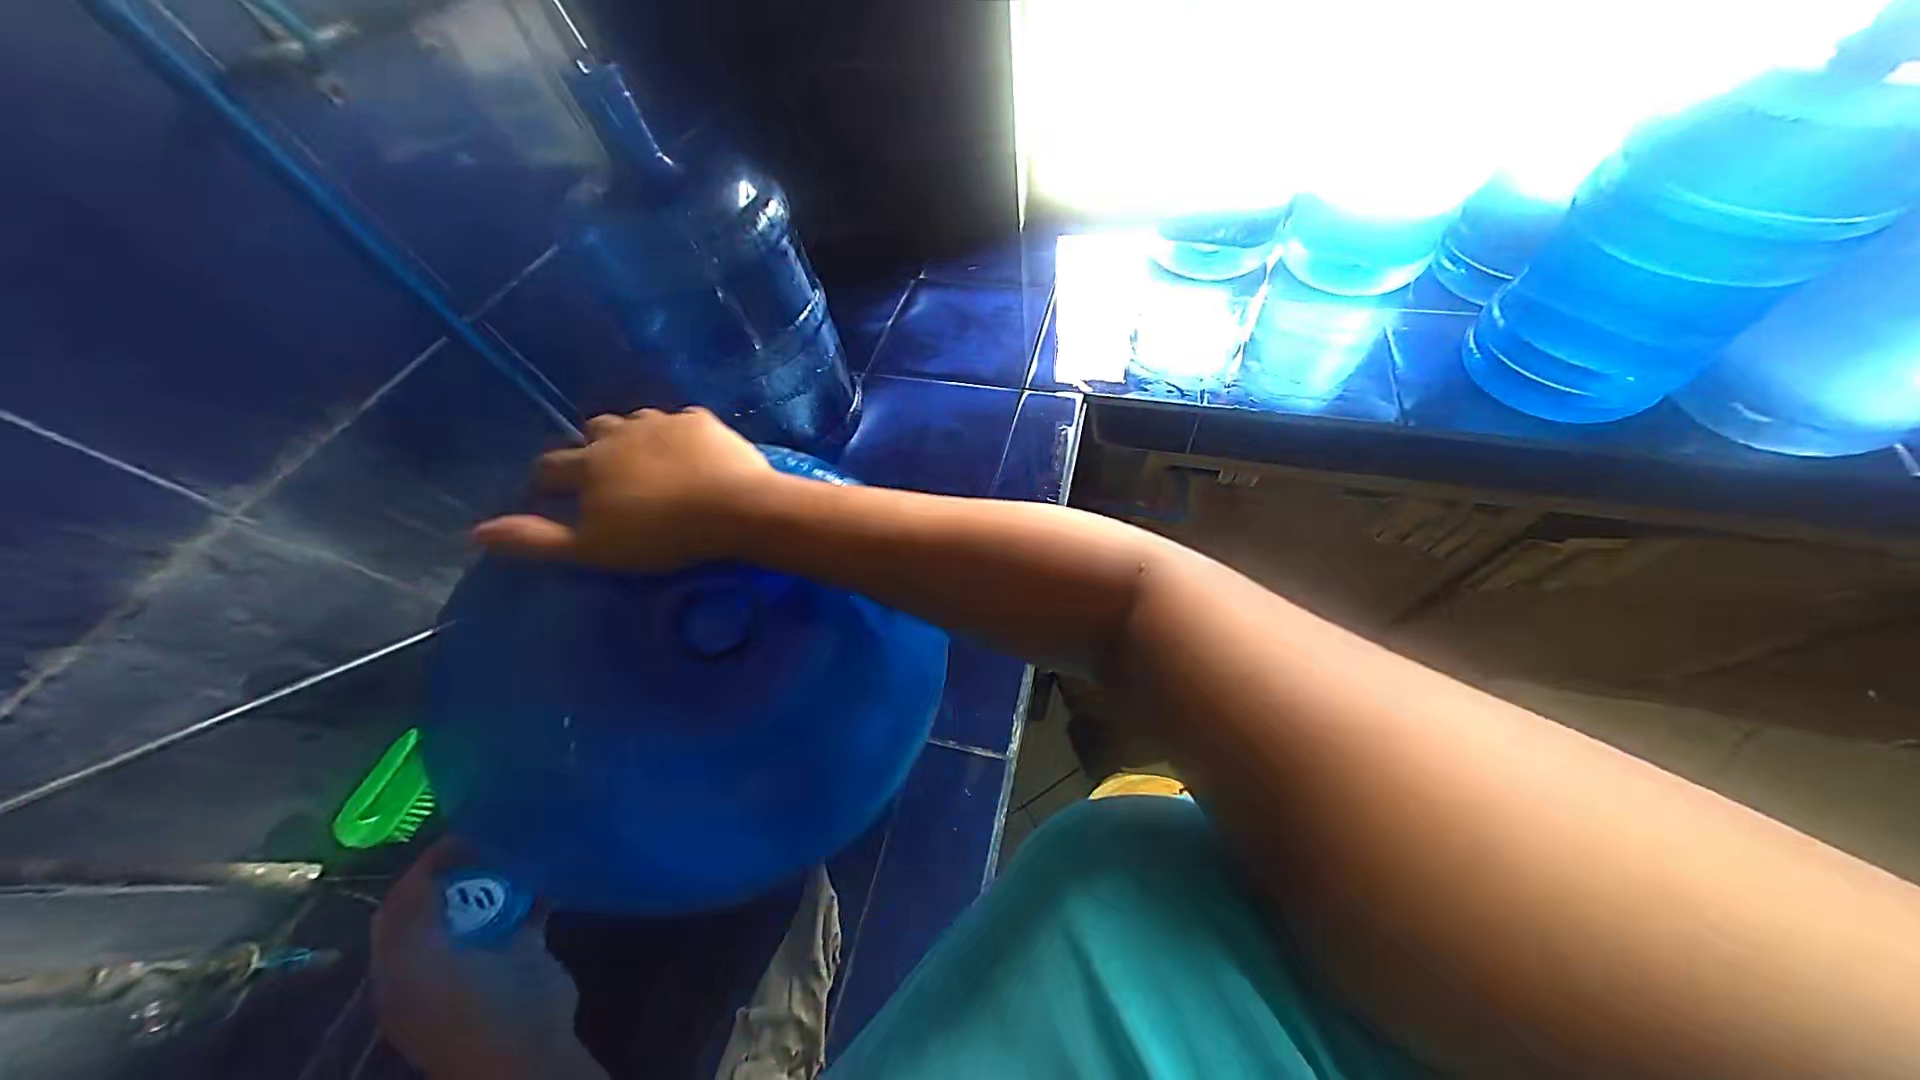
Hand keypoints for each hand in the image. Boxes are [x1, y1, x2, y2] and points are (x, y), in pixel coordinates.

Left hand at [371, 840, 605, 1079]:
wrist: (526, 1045)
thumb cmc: (468, 1008)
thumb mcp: (422, 964)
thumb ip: (413, 917)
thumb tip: (422, 868)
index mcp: (403, 965)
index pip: (400, 907)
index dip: (422, 870)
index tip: (458, 835)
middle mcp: (438, 957)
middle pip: (447, 900)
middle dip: (467, 866)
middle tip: (496, 832)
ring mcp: (484, 955)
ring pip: (489, 901)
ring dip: (504, 874)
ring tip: (526, 841)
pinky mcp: (524, 951)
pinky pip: (527, 909)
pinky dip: (538, 888)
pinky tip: (554, 866)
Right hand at [474, 407, 776, 572]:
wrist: (736, 508)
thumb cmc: (663, 535)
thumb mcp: (595, 548)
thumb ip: (538, 539)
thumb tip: (476, 532)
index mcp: (590, 463)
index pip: (550, 466)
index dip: (546, 481)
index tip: (550, 495)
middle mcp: (621, 432)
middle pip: (594, 431)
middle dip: (592, 449)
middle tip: (606, 474)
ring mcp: (665, 422)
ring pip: (637, 420)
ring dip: (635, 436)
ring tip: (648, 459)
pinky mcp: (703, 421)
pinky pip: (683, 420)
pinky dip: (680, 434)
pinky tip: (691, 450)